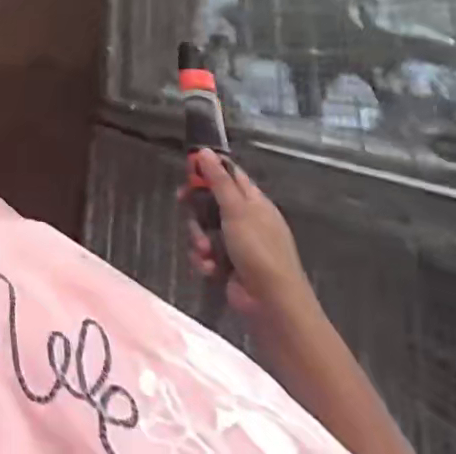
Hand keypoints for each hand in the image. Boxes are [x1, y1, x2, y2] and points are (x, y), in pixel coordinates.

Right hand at [179, 150, 316, 319]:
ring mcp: (237, 244)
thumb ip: (218, 180)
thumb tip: (204, 151)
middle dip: (196, 207)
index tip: (188, 168)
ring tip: (204, 251)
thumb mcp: (237, 210)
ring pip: (204, 227)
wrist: (272, 306)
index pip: (230, 174)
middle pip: (211, 200)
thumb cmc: (259, 251)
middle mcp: (246, 220)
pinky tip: (209, 268)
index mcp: (255, 202)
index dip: (209, 168)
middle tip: (183, 202)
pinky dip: (204, 259)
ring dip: (198, 237)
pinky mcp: (227, 265)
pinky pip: (205, 252)